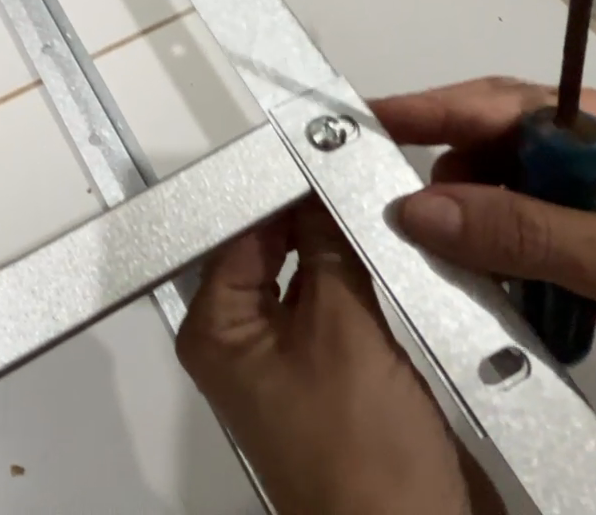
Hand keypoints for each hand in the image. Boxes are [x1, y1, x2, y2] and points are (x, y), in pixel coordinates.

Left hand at [176, 200, 496, 514]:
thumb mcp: (344, 331)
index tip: (316, 151)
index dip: (277, 193)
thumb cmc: (362, 444)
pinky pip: (330, 312)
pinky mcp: (325, 378)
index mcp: (214, 326)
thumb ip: (328, 251)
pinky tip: (381, 252)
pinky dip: (351, 283)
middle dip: (306, 219)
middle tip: (348, 173)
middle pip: (266, 254)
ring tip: (366, 201)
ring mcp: (280, 360)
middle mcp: (235, 337)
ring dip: (332, 249)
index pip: (238, 233)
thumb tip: (320, 189)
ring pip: (301, 280)